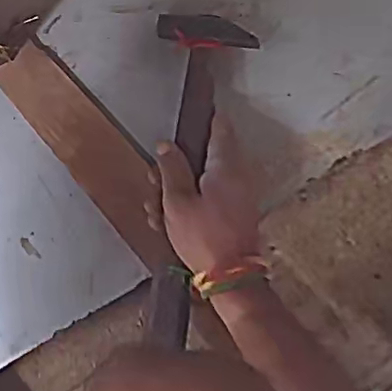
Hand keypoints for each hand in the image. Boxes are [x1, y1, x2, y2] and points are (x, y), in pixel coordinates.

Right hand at [146, 114, 262, 274]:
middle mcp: (237, 177)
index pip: (220, 129)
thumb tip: (166, 145)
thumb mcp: (176, 200)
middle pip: (203, 157)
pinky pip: (207, 197)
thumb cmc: (202, 235)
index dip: (205, 117)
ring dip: (176, 189)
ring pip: (201, 179)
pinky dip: (187, 203)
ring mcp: (237, 196)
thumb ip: (171, 169)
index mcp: (225, 167)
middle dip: (175, 165)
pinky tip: (167, 221)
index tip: (190, 112)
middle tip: (154, 181)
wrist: (230, 278)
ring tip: (156, 209)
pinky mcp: (233, 213)